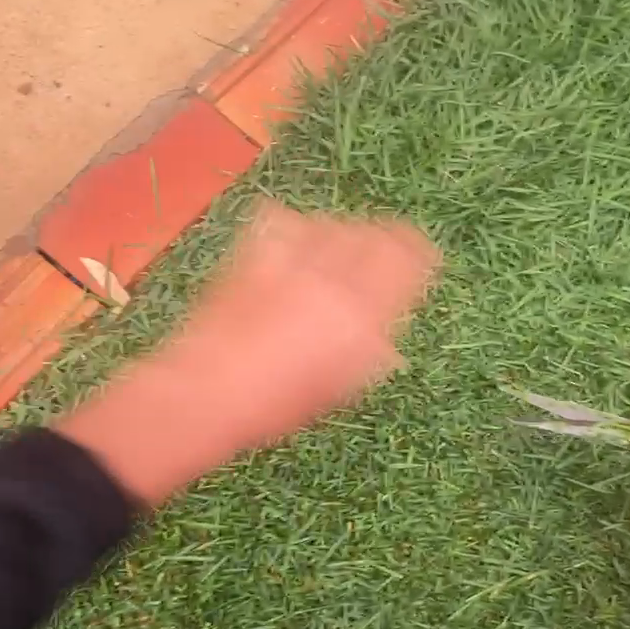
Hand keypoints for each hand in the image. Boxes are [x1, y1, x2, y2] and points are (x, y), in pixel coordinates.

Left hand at [57, 201, 438, 506]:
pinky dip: (302, 230)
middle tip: (390, 252)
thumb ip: (369, 349)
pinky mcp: (254, 253)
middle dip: (387, 239)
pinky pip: (288, 223)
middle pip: (373, 234)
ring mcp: (290, 260)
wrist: (206, 391)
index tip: (422, 257)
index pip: (405, 260)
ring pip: (334, 224)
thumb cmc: (277, 405)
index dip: (418, 254)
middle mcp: (330, 277)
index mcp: (360, 314)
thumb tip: (386, 334)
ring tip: (345, 251)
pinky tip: (299, 246)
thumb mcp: (338, 386)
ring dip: (347, 233)